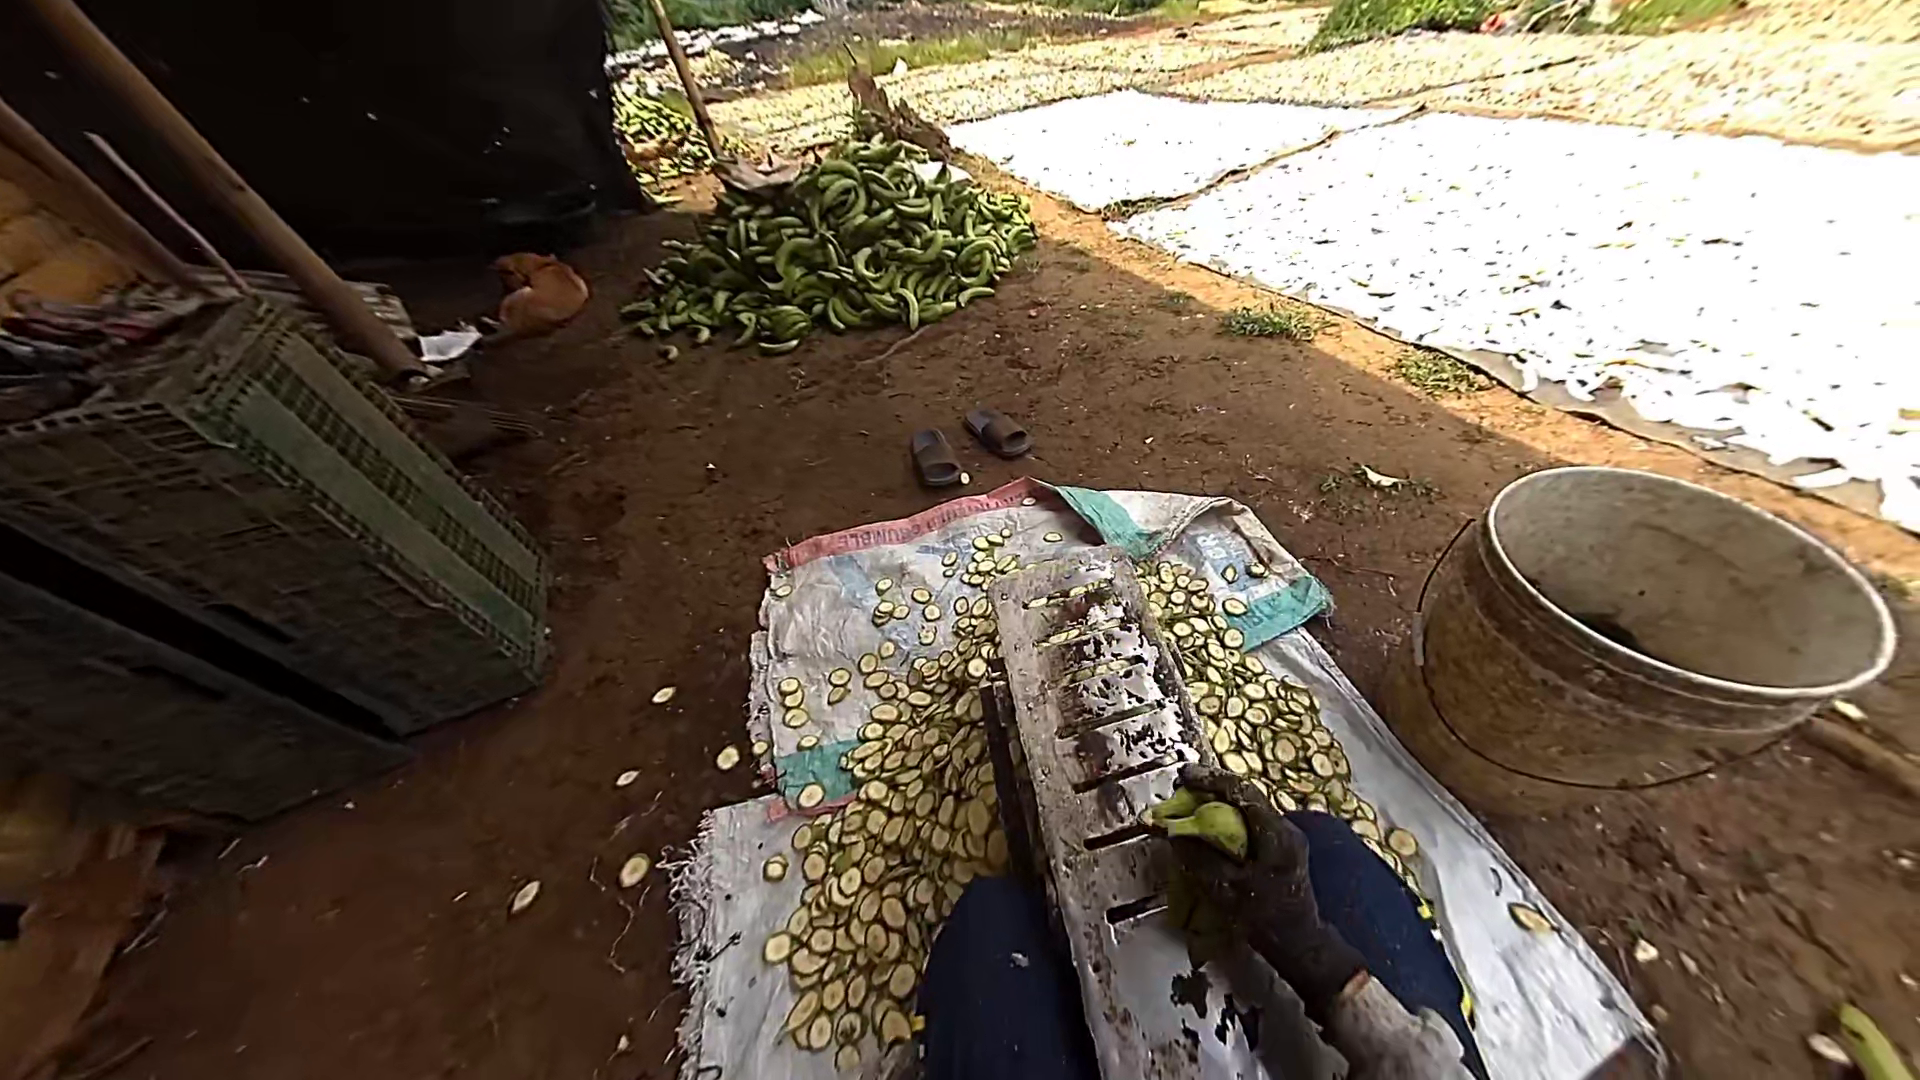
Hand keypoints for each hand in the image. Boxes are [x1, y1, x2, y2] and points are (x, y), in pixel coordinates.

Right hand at [1169, 765, 1365, 1021]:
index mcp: (1277, 837)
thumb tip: (1170, 830)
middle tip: (1182, 787)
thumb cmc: (1264, 919)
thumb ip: (1198, 858)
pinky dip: (1226, 811)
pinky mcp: (1281, 841)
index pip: (1243, 793)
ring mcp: (1286, 833)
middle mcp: (1286, 828)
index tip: (1184, 776)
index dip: (1211, 780)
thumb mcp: (1225, 890)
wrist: (1300, 943)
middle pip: (1245, 793)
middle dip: (1211, 786)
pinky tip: (1209, 818)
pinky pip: (1249, 816)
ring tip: (1190, 799)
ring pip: (1247, 803)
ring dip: (1217, 797)